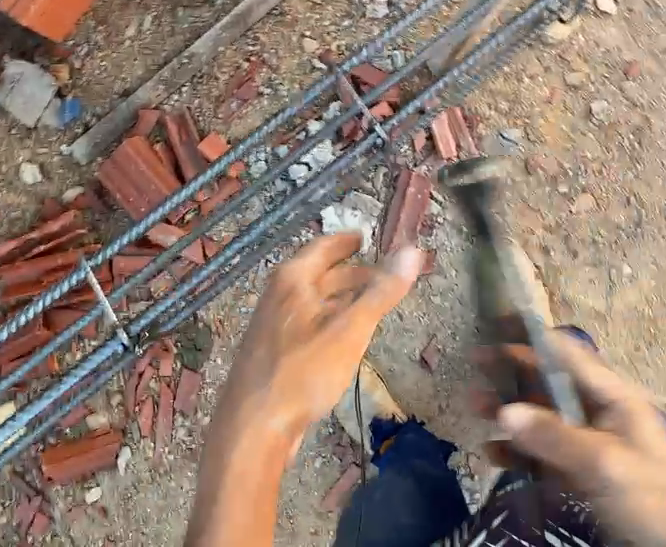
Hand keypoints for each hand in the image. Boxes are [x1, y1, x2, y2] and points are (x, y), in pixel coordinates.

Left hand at [213, 233, 424, 446]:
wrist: (253, 429)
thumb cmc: (303, 372)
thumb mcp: (350, 330)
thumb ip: (382, 292)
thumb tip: (412, 252)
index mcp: (293, 279)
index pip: (324, 247)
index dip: (348, 241)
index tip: (367, 237)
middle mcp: (278, 294)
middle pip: (319, 274)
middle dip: (351, 273)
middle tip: (381, 275)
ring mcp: (272, 325)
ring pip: (313, 301)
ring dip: (342, 299)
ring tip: (370, 305)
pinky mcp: (273, 353)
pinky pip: (307, 324)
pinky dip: (329, 320)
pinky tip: (344, 340)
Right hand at [492, 333, 665, 546]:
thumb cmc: (653, 496)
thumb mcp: (604, 463)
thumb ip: (554, 436)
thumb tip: (504, 411)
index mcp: (612, 395)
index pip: (566, 353)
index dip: (533, 335)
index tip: (497, 320)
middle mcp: (598, 412)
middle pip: (549, 382)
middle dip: (512, 373)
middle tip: (475, 364)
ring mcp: (590, 444)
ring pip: (542, 418)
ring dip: (509, 412)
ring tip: (475, 407)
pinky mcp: (583, 475)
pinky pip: (544, 454)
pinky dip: (518, 451)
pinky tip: (491, 453)